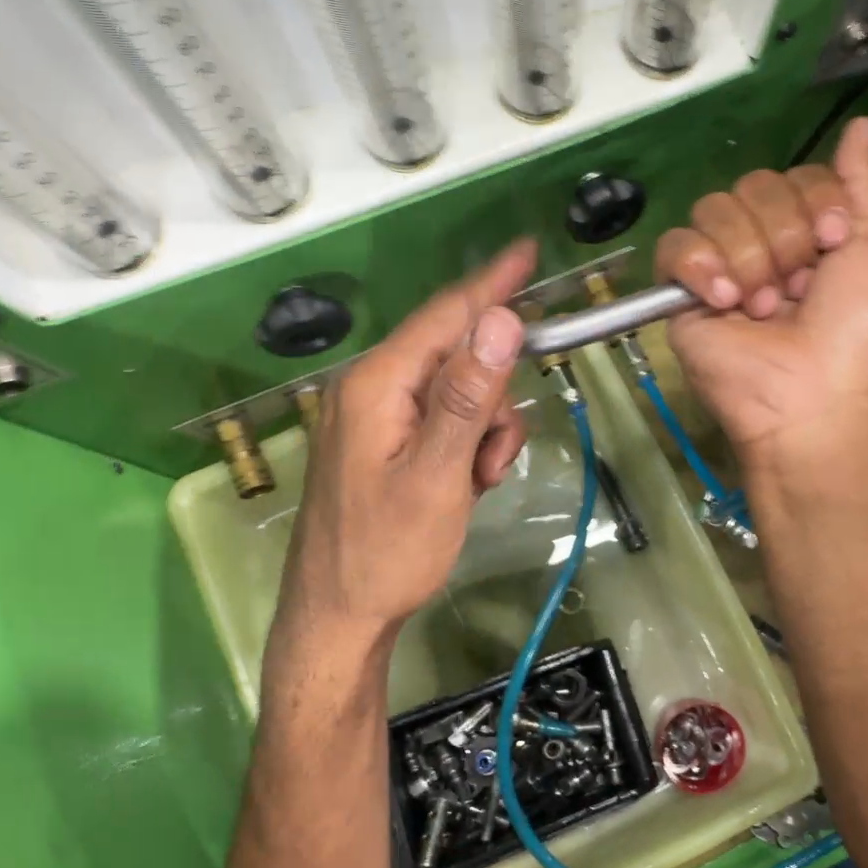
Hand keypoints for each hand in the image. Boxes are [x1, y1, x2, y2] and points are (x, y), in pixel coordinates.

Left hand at [276, 241, 537, 645]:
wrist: (340, 616)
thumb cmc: (388, 552)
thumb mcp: (438, 475)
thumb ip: (468, 397)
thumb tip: (500, 321)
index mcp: (378, 385)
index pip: (445, 316)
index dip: (491, 285)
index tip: (527, 251)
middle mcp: (371, 389)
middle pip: (455, 357)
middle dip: (492, 398)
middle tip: (497, 456)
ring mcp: (374, 418)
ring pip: (455, 395)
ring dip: (483, 430)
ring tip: (478, 482)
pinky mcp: (382, 444)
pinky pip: (439, 423)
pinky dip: (465, 447)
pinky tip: (466, 486)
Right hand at [656, 117, 867, 473]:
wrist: (812, 397)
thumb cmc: (857, 333)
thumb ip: (865, 185)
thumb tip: (863, 124)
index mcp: (812, 238)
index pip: (796, 176)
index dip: (816, 199)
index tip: (832, 240)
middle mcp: (767, 248)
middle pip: (755, 185)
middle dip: (784, 232)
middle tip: (799, 285)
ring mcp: (723, 271)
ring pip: (716, 209)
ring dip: (749, 256)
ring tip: (763, 307)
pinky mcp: (683, 297)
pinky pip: (674, 246)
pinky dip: (699, 265)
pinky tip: (725, 300)